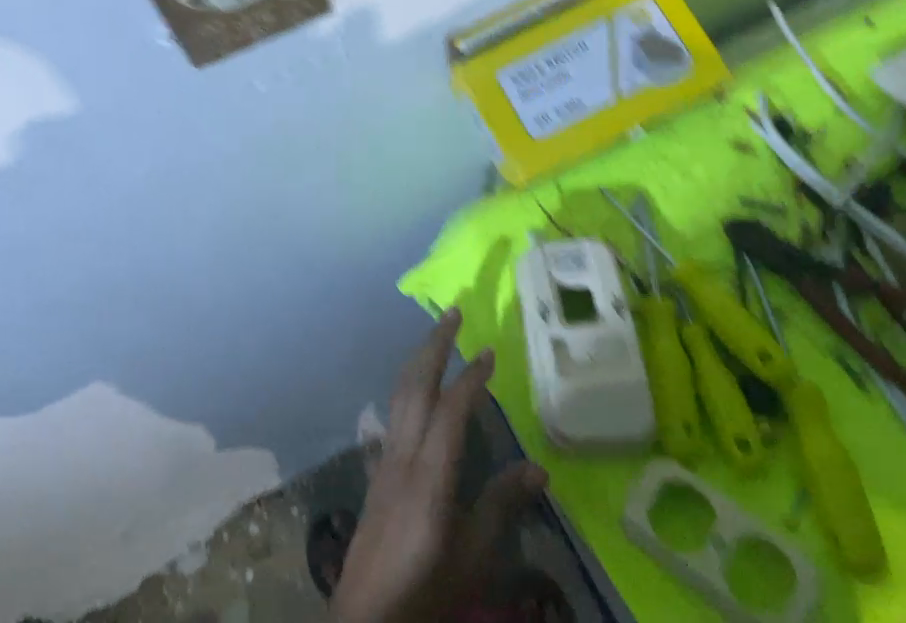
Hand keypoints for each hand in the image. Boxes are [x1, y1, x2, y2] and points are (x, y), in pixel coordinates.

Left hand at [331, 309, 547, 622]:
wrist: (367, 613)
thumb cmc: (426, 585)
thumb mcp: (473, 555)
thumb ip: (501, 507)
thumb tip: (538, 469)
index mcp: (429, 473)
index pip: (451, 409)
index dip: (470, 377)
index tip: (489, 350)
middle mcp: (402, 456)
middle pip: (415, 386)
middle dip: (433, 346)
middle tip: (451, 312)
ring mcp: (385, 462)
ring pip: (399, 396)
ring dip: (419, 361)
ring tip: (437, 340)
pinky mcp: (377, 474)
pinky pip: (394, 414)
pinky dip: (410, 388)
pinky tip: (419, 393)